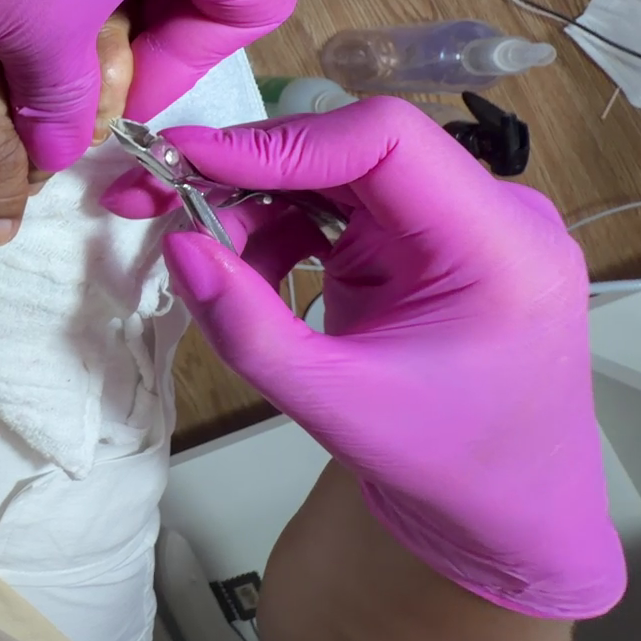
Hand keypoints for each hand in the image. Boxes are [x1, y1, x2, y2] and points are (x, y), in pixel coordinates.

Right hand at [103, 98, 625, 618]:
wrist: (496, 499)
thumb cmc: (439, 458)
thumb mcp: (328, 400)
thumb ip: (245, 325)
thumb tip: (176, 243)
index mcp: (495, 245)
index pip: (382, 142)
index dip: (275, 143)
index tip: (183, 160)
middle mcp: (477, 212)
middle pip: (333, 147)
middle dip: (230, 166)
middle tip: (144, 192)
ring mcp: (438, 218)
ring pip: (311, 170)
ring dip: (235, 200)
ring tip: (188, 245)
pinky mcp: (401, 233)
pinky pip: (311, 201)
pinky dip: (257, 226)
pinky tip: (235, 268)